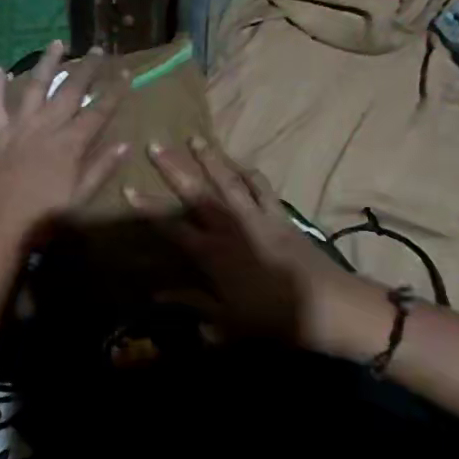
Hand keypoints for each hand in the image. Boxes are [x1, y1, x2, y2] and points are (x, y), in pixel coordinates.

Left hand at [0, 41, 128, 243]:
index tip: (127, 73)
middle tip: (98, 50)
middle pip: (69, 90)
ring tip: (57, 43)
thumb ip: (101, 168)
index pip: (98, 111)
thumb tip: (125, 143)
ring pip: (34, 86)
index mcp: (70, 143)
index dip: (114, 92)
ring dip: (46, 63)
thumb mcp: (81, 197)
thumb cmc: (45, 216)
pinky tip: (0, 68)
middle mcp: (46, 126)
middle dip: (87, 68)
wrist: (0, 225)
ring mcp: (18, 127)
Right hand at [140, 138, 379, 356]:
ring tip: (195, 138)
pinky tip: (241, 163)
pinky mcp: (281, 216)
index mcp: (213, 254)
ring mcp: (257, 218)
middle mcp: (231, 228)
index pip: (172, 227)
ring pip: (229, 182)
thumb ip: (191, 302)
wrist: (331, 308)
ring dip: (211, 159)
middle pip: (197, 193)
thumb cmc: (274, 318)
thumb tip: (155, 296)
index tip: (128, 188)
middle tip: (155, 144)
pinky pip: (264, 189)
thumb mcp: (227, 320)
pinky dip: (251, 174)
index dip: (148, 208)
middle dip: (174, 168)